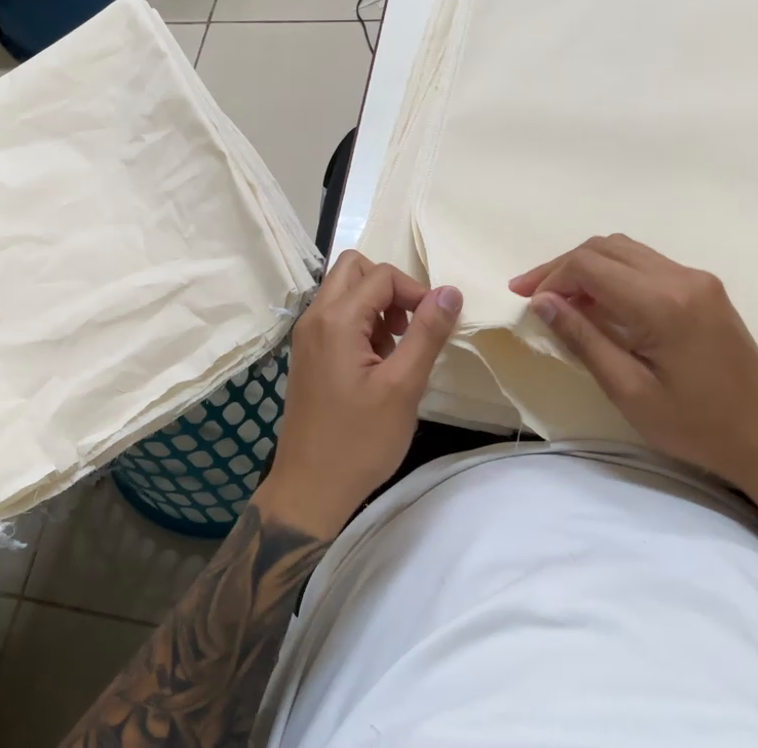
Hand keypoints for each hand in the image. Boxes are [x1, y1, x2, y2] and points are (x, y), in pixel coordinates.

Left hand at [257, 251, 461, 538]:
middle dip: (390, 288)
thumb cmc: (360, 440)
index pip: (381, 275)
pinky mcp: (308, 354)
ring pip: (344, 292)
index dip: (416, 291)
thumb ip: (427, 333)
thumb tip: (450, 291)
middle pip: (354, 269)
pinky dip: (362, 324)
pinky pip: (336, 317)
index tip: (437, 324)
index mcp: (335, 320)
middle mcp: (314, 318)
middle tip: (412, 326)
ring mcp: (307, 336)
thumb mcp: (403, 386)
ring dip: (376, 306)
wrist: (311, 487)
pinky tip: (379, 364)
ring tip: (397, 350)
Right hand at [510, 234, 757, 493]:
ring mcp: (697, 279)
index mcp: (663, 304)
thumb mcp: (629, 391)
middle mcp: (682, 278)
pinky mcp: (704, 288)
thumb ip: (583, 339)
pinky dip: (611, 273)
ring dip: (586, 266)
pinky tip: (595, 302)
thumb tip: (542, 302)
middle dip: (562, 267)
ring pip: (624, 249)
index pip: (589, 266)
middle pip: (604, 247)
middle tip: (530, 294)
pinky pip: (645, 263)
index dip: (550, 277)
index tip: (524, 302)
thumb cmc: (695, 425)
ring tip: (557, 297)